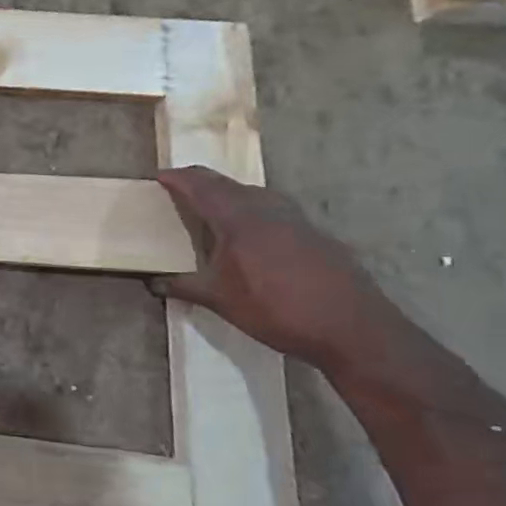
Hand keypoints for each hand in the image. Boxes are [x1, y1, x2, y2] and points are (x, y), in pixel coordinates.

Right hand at [152, 166, 404, 371]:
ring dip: (229, 193)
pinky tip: (251, 234)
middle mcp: (267, 209)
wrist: (353, 329)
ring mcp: (296, 220)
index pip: (201, 185)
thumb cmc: (275, 309)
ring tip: (212, 207)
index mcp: (238, 218)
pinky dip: (253, 210)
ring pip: (255, 194)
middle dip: (201, 182)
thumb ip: (183, 286)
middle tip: (180, 187)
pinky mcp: (315, 234)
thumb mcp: (220, 300)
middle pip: (227, 184)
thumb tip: (152, 284)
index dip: (178, 177)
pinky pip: (275, 210)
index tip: (158, 175)